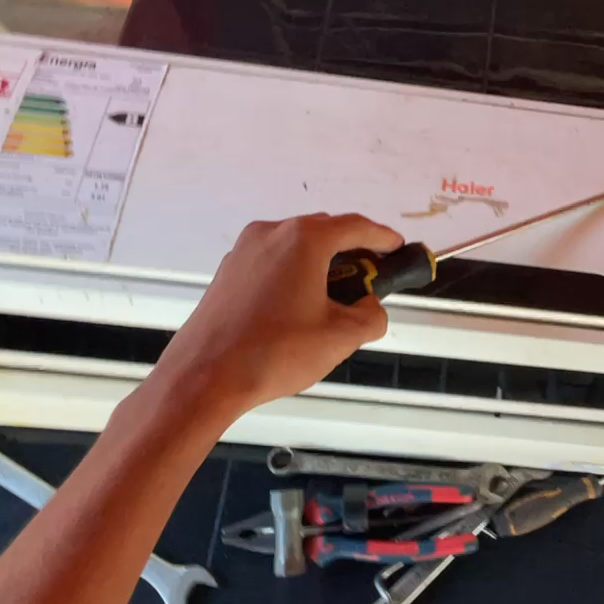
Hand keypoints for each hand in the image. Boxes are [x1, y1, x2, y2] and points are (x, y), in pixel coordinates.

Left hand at [155, 213, 403, 410]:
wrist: (205, 376)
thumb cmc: (277, 352)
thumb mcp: (341, 337)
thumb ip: (371, 317)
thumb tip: (370, 309)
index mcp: (304, 240)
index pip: (355, 227)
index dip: (382, 238)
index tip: (397, 249)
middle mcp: (271, 233)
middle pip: (324, 231)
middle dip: (352, 251)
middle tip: (370, 280)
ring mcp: (244, 251)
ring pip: (296, 247)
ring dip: (321, 264)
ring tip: (335, 299)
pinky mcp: (227, 272)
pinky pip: (272, 262)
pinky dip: (295, 274)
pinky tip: (300, 307)